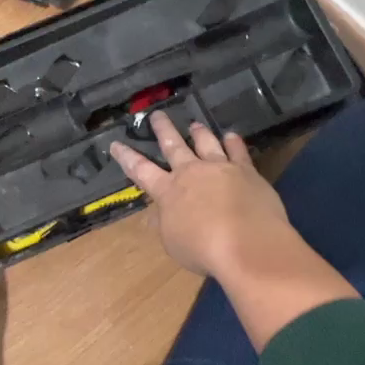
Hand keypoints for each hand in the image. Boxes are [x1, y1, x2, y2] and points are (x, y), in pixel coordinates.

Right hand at [109, 112, 356, 348]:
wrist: (248, 244)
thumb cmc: (204, 250)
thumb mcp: (173, 243)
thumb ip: (165, 224)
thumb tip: (156, 214)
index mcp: (167, 191)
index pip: (140, 170)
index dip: (126, 157)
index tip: (116, 144)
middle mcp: (191, 173)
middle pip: (173, 146)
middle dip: (163, 129)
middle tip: (157, 115)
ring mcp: (220, 168)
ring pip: (206, 143)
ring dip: (199, 132)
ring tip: (194, 124)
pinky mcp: (246, 171)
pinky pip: (238, 152)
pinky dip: (233, 143)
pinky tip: (231, 136)